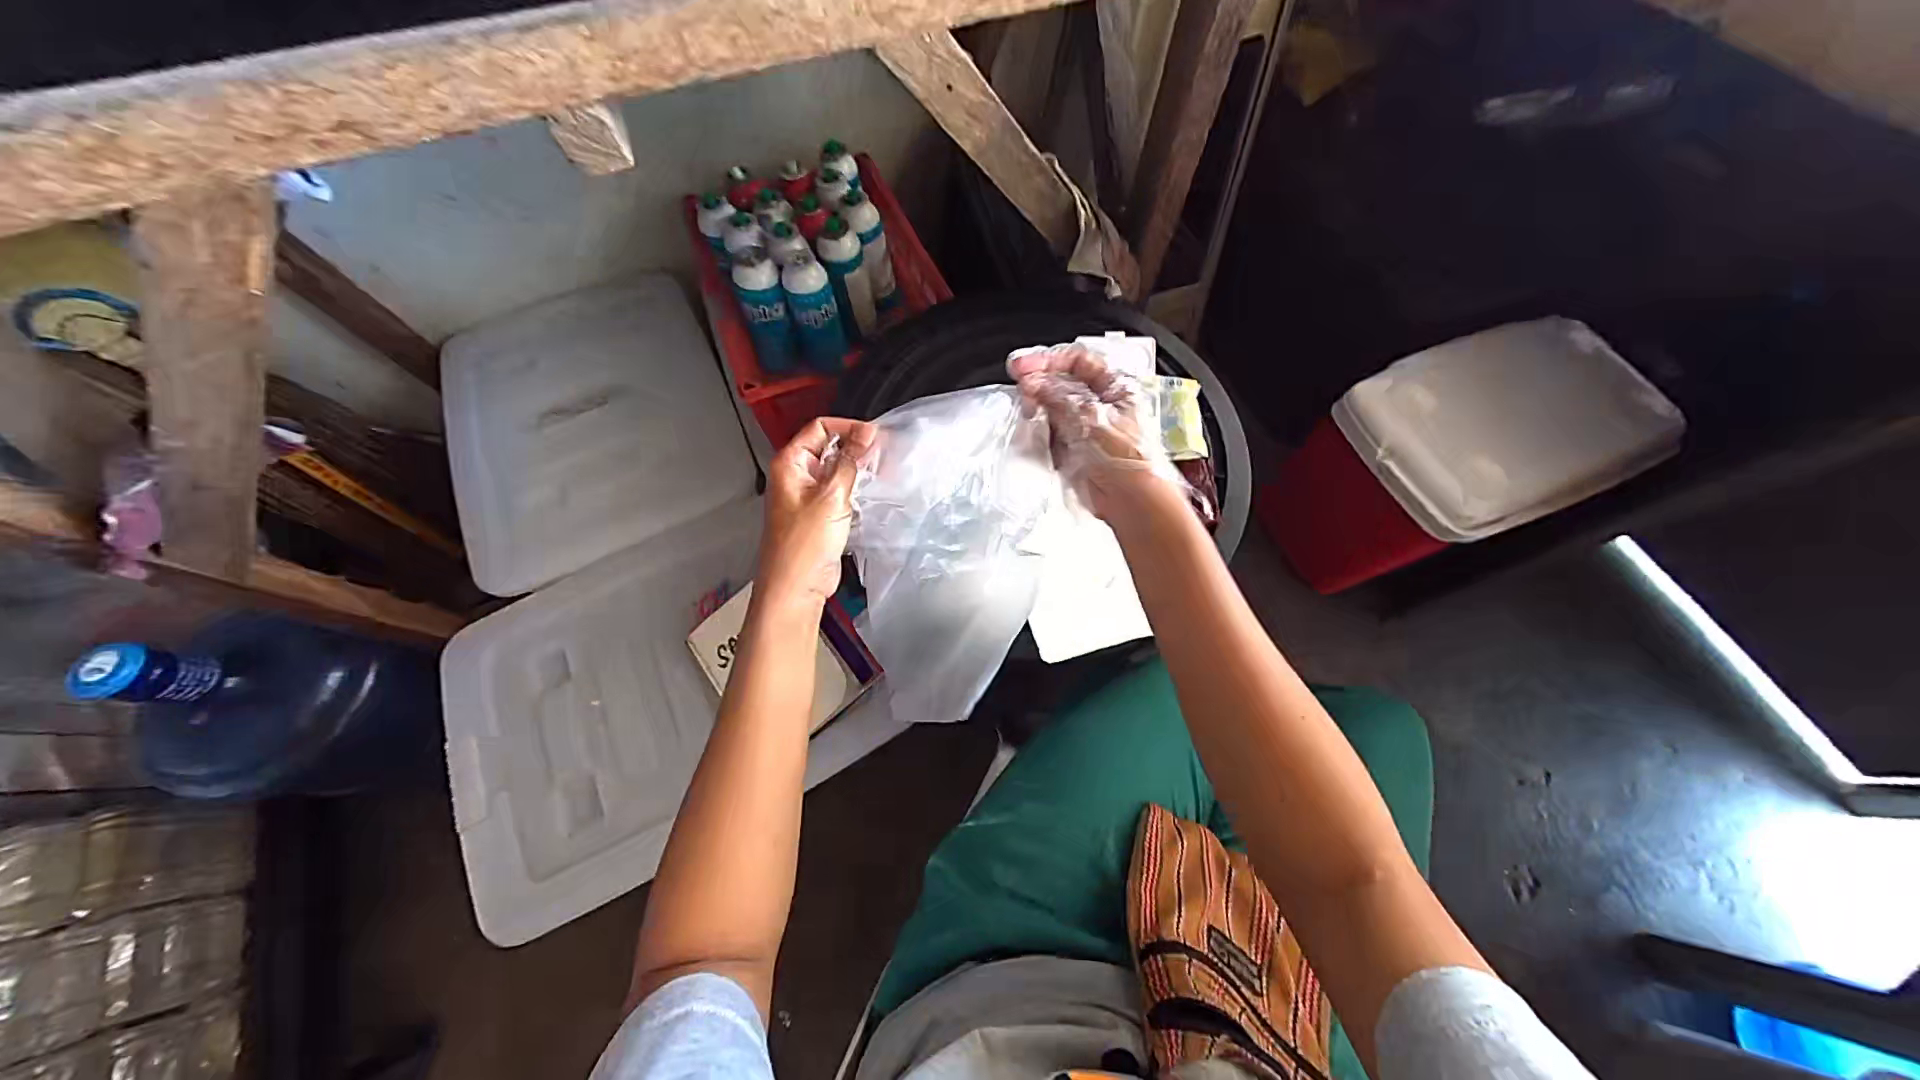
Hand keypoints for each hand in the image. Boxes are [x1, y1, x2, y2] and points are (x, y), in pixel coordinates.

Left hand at [757, 417, 877, 606]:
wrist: (796, 586)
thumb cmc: (800, 548)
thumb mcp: (832, 495)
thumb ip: (850, 461)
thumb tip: (864, 434)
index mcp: (789, 464)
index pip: (820, 428)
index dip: (848, 428)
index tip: (873, 436)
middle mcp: (795, 477)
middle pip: (829, 447)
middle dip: (856, 449)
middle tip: (880, 456)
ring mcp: (808, 496)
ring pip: (836, 470)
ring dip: (857, 471)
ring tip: (879, 476)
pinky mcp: (820, 514)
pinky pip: (840, 492)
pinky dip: (855, 490)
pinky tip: (869, 496)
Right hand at [1008, 345, 1177, 518]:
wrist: (1131, 502)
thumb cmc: (1129, 460)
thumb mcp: (1091, 418)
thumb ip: (1058, 395)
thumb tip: (1032, 380)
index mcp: (1115, 387)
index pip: (1077, 361)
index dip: (1048, 360)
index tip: (1022, 366)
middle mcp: (1101, 404)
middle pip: (1062, 383)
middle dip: (1039, 383)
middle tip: (1020, 386)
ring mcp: (1087, 427)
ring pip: (1054, 408)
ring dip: (1038, 407)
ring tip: (1027, 411)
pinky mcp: (1076, 449)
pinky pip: (1051, 433)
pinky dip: (1040, 431)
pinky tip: (1033, 431)